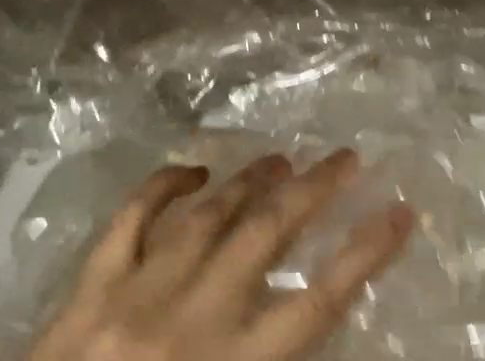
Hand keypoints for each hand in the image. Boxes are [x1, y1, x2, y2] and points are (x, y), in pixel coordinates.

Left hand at [28, 150, 414, 360]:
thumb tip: (308, 326)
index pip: (323, 299)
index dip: (370, 250)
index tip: (402, 212)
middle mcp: (193, 320)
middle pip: (270, 233)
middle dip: (316, 188)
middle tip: (345, 158)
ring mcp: (133, 300)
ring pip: (207, 215)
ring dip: (250, 181)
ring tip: (280, 159)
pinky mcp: (83, 296)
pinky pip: (129, 222)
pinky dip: (162, 187)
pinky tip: (192, 170)